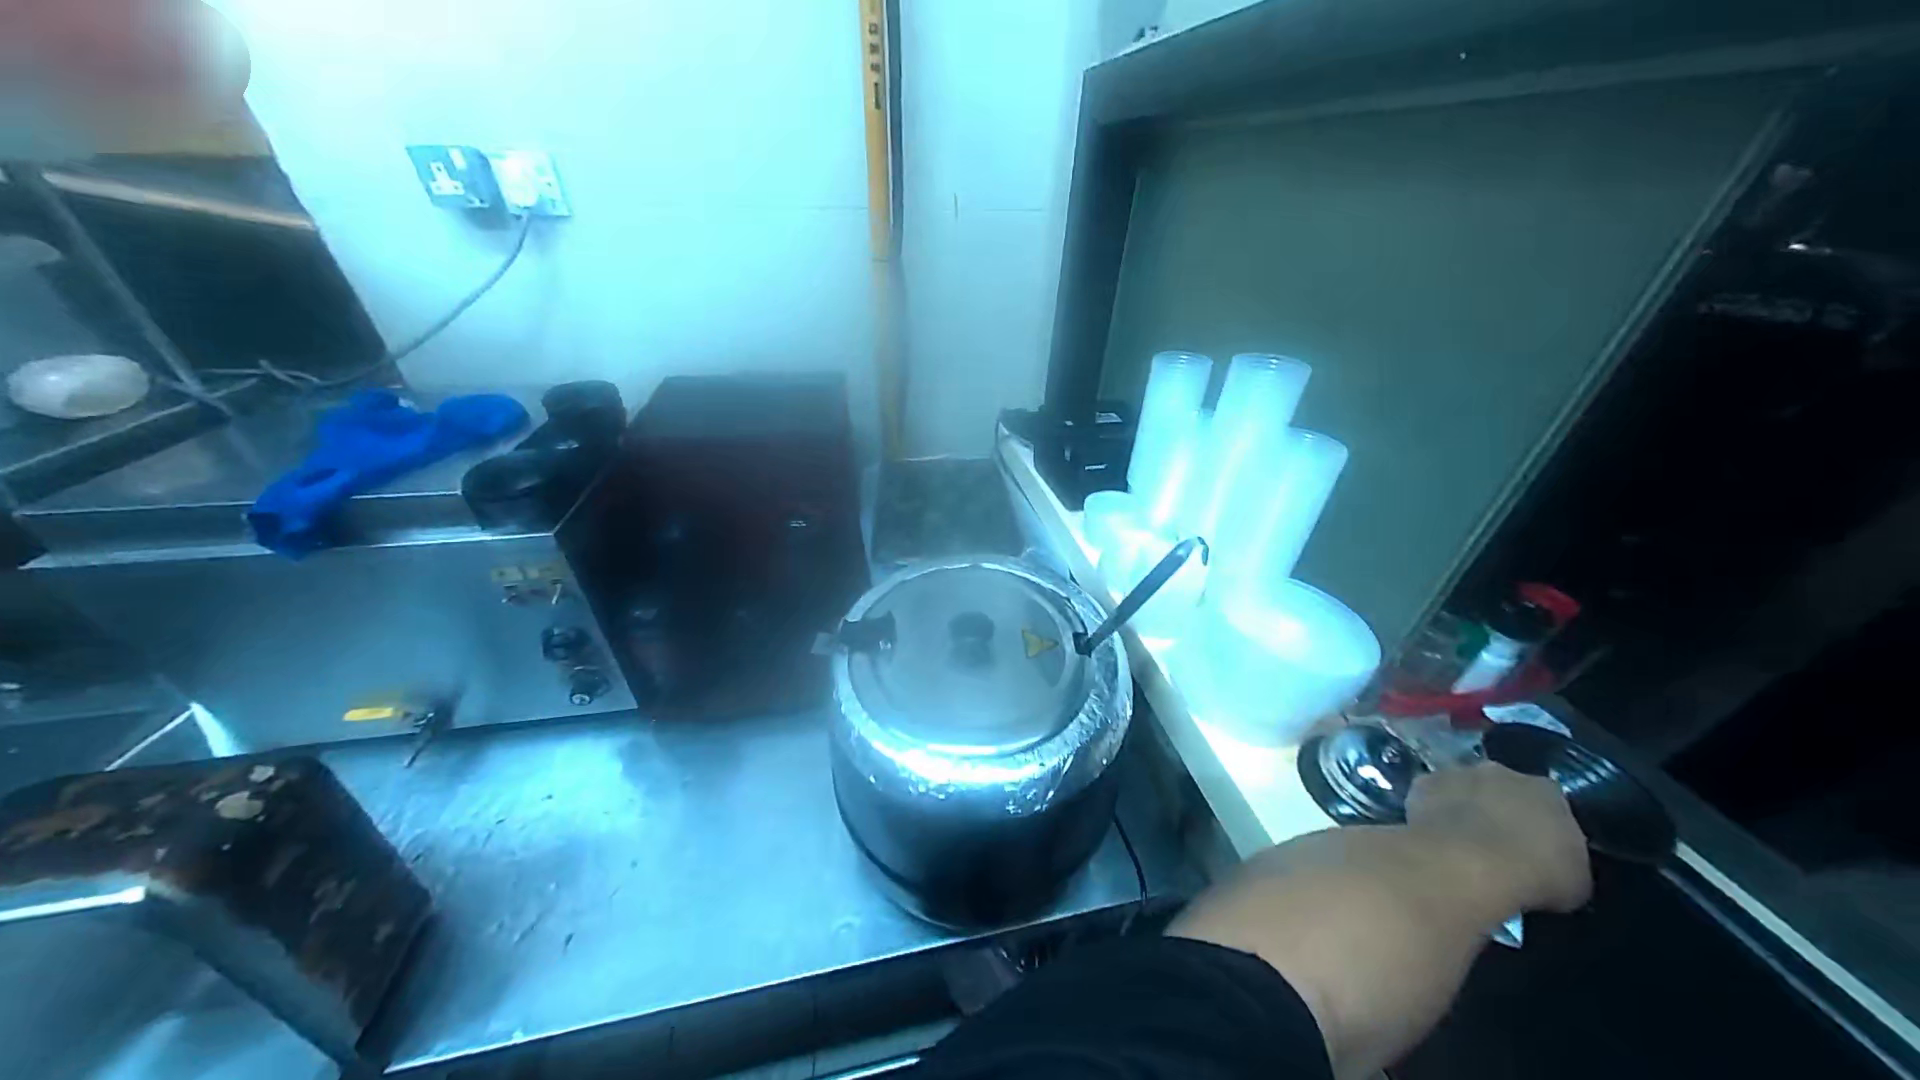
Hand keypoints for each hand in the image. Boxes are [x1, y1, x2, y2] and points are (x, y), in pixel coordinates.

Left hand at [1405, 763, 1592, 914]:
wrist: (1470, 861)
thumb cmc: (1536, 873)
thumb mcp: (1575, 877)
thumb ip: (1565, 857)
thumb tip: (1553, 859)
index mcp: (1546, 790)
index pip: (1548, 800)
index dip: (1541, 823)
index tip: (1536, 845)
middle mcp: (1499, 771)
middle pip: (1500, 787)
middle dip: (1498, 807)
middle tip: (1496, 839)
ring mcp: (1455, 773)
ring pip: (1461, 787)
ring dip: (1462, 805)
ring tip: (1460, 839)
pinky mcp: (1422, 783)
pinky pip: (1429, 796)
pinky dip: (1431, 810)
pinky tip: (1433, 834)